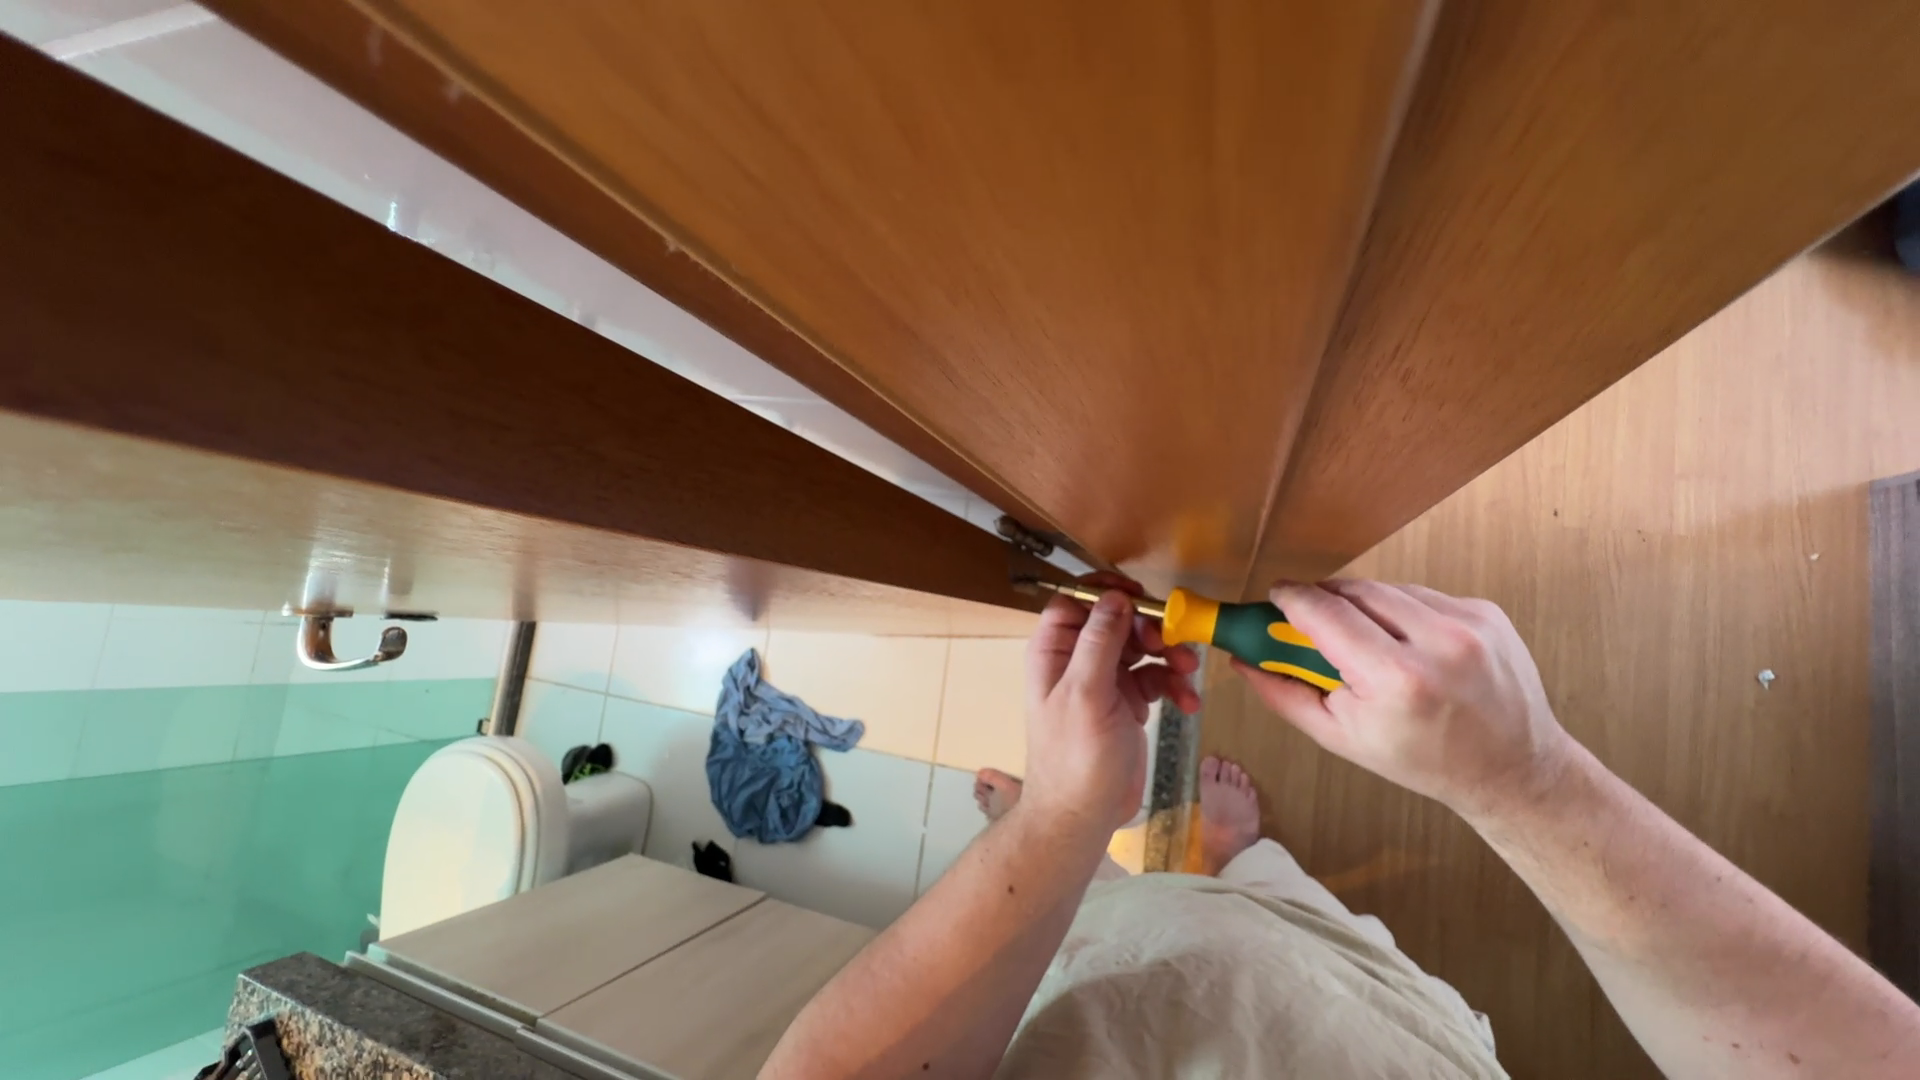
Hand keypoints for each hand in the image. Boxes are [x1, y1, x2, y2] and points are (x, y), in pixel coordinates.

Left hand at [1023, 574, 1200, 836]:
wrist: (1083, 814)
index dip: (1104, 593)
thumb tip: (1114, 598)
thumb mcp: (1085, 694)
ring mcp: (1104, 681)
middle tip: (1169, 643)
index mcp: (1054, 651)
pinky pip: (1154, 679)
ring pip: (1140, 648)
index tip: (1138, 596)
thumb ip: (1098, 642)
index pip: (1074, 602)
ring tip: (1188, 672)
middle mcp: (1076, 660)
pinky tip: (1189, 703)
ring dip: (1168, 656)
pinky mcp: (1126, 702)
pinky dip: (1173, 686)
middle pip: (1116, 621)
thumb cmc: (1075, 756)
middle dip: (1147, 628)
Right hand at [1233, 579, 1574, 819]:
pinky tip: (1405, 643)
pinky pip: (1420, 595)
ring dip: (1362, 605)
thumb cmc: (1420, 759)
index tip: (1274, 595)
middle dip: (1323, 599)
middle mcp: (1438, 643)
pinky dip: (1400, 611)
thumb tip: (1241, 660)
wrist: (1514, 770)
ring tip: (1364, 641)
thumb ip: (1282, 694)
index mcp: (1396, 680)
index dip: (1292, 598)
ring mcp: (1469, 623)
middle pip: (1353, 591)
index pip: (1325, 613)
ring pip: (1386, 589)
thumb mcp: (1339, 737)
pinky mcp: (1486, 612)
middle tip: (1307, 618)